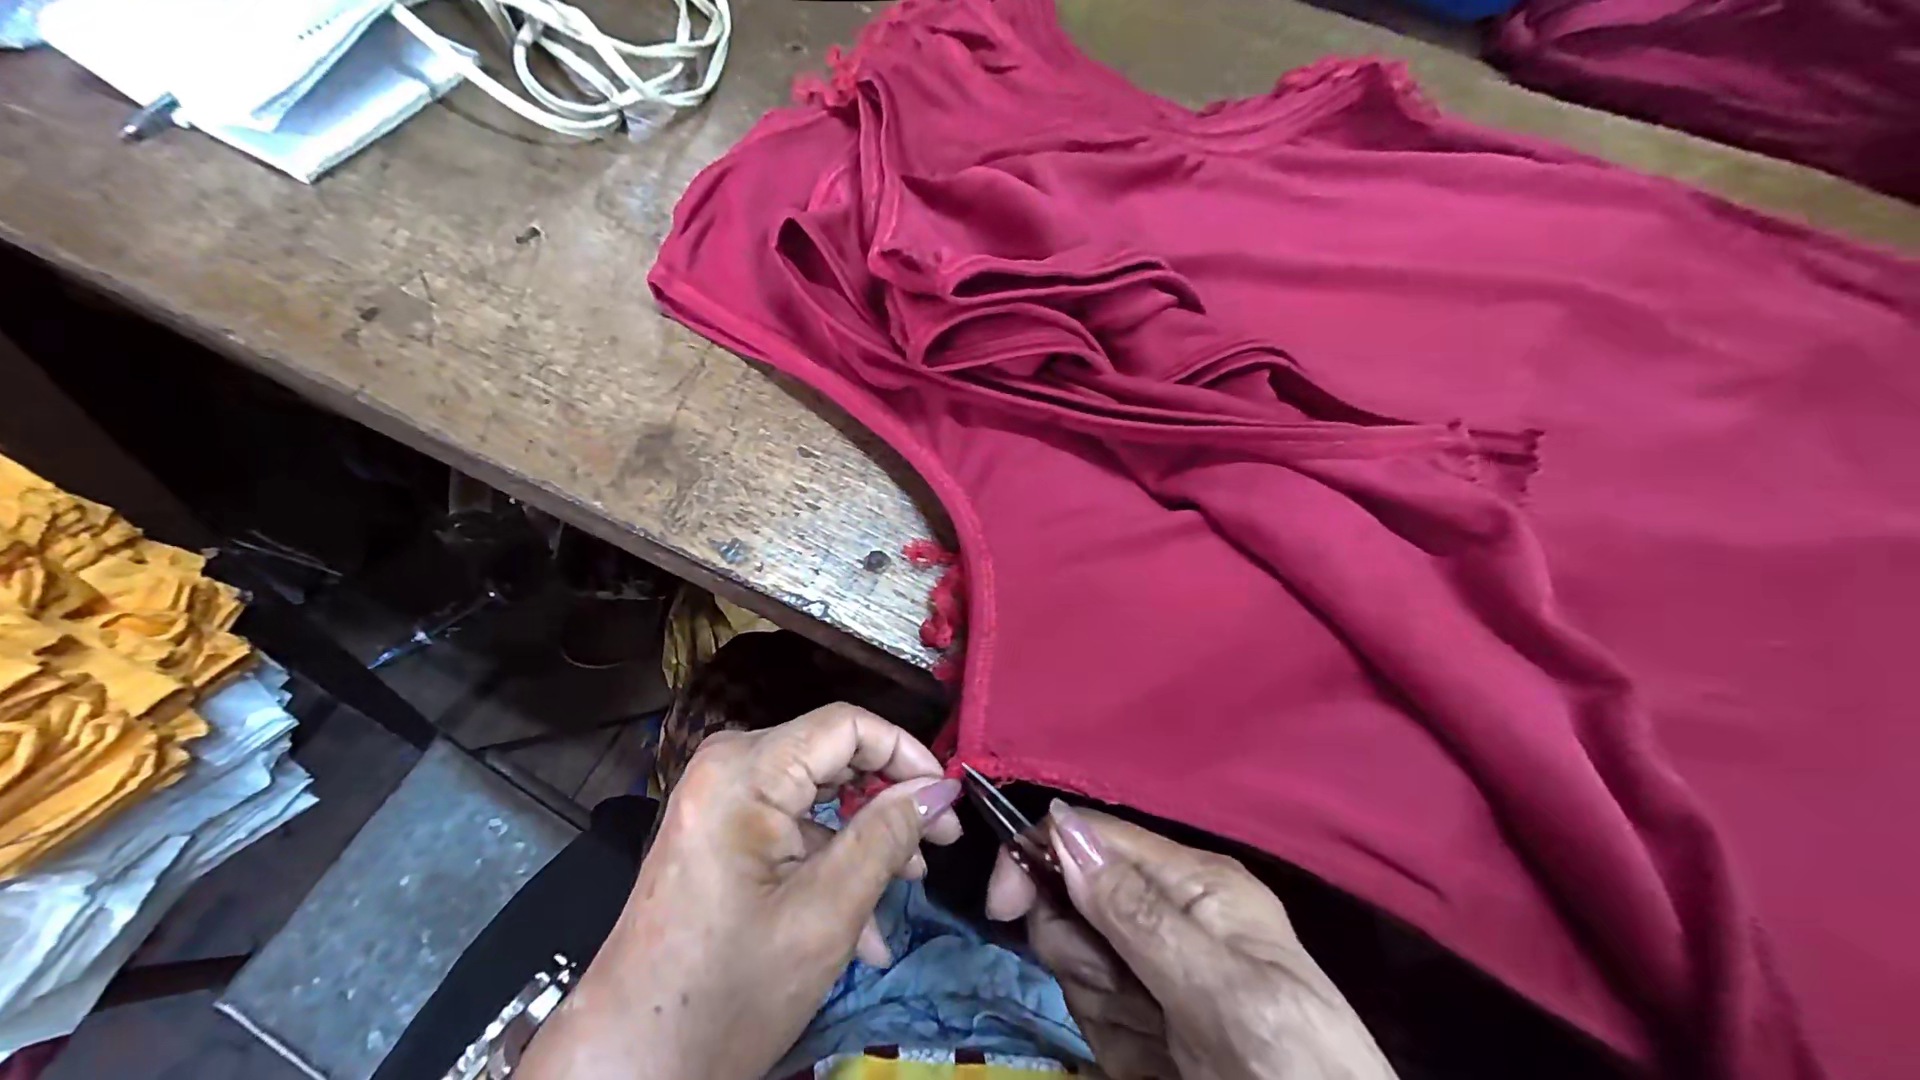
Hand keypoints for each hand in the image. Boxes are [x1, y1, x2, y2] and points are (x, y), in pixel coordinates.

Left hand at [520, 704, 963, 1079]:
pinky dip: (832, 859)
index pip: (847, 725)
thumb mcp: (827, 912)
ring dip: (867, 837)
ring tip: (909, 884)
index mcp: (747, 769)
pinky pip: (792, 824)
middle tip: (938, 843)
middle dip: (890, 798)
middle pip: (834, 756)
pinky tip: (865, 920)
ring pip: (819, 793)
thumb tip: (941, 789)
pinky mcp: (721, 830)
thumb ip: (889, 836)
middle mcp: (729, 766)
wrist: (628, 1067)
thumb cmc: (728, 991)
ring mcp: (721, 798)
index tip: (946, 797)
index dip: (905, 752)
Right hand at [987, 803, 1395, 1079]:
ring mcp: (1153, 968)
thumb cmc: (1296, 1071)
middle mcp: (1167, 913)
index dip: (1039, 854)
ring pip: (1075, 959)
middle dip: (1078, 949)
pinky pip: (1091, 1012)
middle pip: (1071, 898)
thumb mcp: (1224, 992)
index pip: (1093, 836)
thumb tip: (1061, 825)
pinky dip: (1113, 1043)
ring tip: (1160, 1044)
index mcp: (1193, 882)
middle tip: (1124, 996)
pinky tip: (1159, 1066)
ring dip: (1101, 1005)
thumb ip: (1137, 911)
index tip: (1004, 906)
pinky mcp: (1143, 1019)